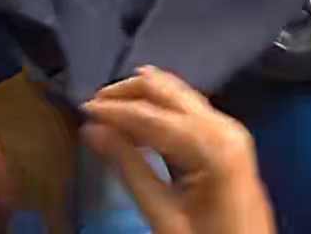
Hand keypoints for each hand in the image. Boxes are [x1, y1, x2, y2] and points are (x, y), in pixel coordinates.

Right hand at [82, 67, 274, 233]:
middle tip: (94, 105)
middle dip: (126, 93)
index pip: (150, 114)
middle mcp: (222, 124)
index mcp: (211, 144)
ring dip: (141, 96)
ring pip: (175, 93)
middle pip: (164, 90)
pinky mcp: (228, 140)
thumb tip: (92, 128)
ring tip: (110, 109)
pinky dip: (159, 107)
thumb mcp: (165, 220)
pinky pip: (187, 108)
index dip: (113, 109)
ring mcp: (228, 129)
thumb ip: (129, 168)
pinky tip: (140, 118)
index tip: (82, 109)